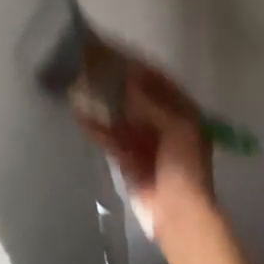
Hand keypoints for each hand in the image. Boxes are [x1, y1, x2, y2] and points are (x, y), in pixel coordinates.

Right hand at [79, 66, 215, 238]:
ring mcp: (146, 144)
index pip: (158, 81)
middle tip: (90, 66)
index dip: (136, 65)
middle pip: (137, 97)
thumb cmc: (184, 168)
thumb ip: (151, 103)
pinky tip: (80, 117)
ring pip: (121, 117)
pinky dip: (97, 129)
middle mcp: (165, 124)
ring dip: (103, 104)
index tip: (112, 50)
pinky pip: (112, 140)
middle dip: (115, 84)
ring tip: (80, 88)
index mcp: (184, 113)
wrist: (178, 214)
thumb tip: (126, 79)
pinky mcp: (129, 162)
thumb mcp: (177, 128)